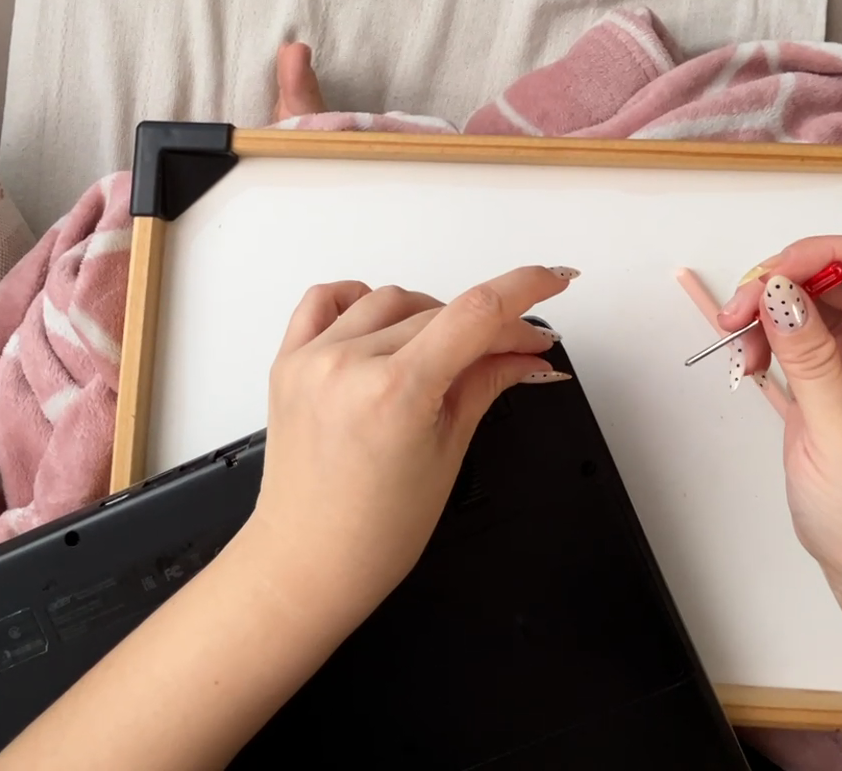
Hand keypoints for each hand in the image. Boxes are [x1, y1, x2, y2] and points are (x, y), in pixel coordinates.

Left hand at [241, 266, 575, 626]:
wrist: (307, 561)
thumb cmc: (377, 531)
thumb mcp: (448, 452)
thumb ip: (486, 383)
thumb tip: (527, 353)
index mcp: (395, 391)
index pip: (475, 314)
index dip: (524, 289)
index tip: (552, 280)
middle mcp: (349, 363)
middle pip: (442, 313)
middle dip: (489, 328)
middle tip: (516, 350)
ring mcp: (313, 358)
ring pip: (391, 299)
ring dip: (430, 316)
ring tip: (446, 352)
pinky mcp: (289, 359)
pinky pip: (326, 299)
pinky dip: (360, 300)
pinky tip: (382, 321)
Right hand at [716, 236, 841, 637]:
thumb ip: (810, 361)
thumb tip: (777, 291)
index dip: (826, 255)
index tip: (770, 274)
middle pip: (836, 278)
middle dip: (781, 283)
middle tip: (735, 312)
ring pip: (807, 302)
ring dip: (764, 311)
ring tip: (736, 345)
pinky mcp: (829, 380)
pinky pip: (792, 334)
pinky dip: (762, 337)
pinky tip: (746, 362)